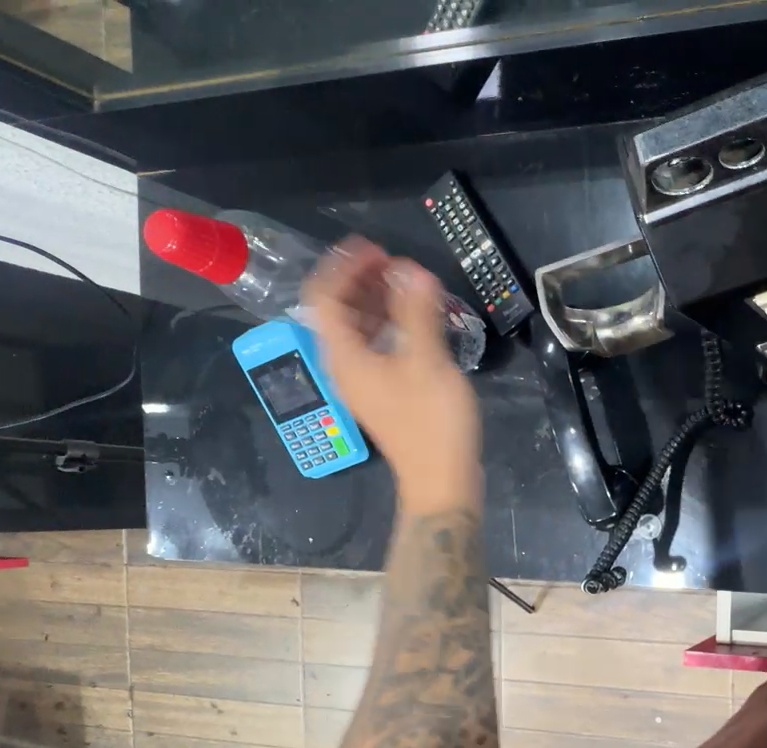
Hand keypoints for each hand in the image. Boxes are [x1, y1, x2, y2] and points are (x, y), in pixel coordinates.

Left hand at [302, 237, 480, 515]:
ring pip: (360, 331)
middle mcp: (346, 366)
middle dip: (363, 282)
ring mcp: (365, 384)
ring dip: (380, 304)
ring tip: (410, 287)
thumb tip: (411, 270)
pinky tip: (419, 324)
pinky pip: (378, 350)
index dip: (343, 267)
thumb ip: (417, 313)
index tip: (373, 248)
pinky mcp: (386, 396)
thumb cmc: (432, 421)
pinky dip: (392, 328)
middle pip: (340, 313)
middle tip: (396, 264)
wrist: (441, 480)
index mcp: (345, 355)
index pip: (324, 297)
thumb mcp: (427, 361)